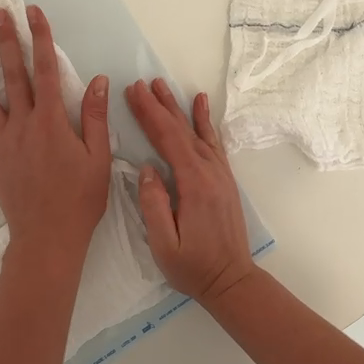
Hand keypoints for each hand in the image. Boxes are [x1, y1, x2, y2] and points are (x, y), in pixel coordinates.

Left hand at [0, 6, 112, 271]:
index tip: (33, 12)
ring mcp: (1, 142)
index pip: (46, 70)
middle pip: (13, 75)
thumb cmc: (80, 199)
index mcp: (51, 121)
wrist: (49, 237)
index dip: (40, 38)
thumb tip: (98, 80)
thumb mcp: (99, 157)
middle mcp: (22, 124)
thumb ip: (94, 116)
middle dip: (6, 41)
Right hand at [125, 79, 256, 303]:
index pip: (167, 139)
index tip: (132, 92)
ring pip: (196, 132)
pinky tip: (201, 103)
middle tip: (140, 83)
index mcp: (194, 185)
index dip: (149, 114)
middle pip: (181, 130)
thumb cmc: (193, 268)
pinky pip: (213, 142)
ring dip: (178, 108)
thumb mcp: (164, 244)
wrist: (232, 281)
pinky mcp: (224, 179)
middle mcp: (210, 172)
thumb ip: (153, 205)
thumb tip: (147, 168)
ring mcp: (220, 174)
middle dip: (158, 105)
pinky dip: (205, 121)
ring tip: (163, 85)